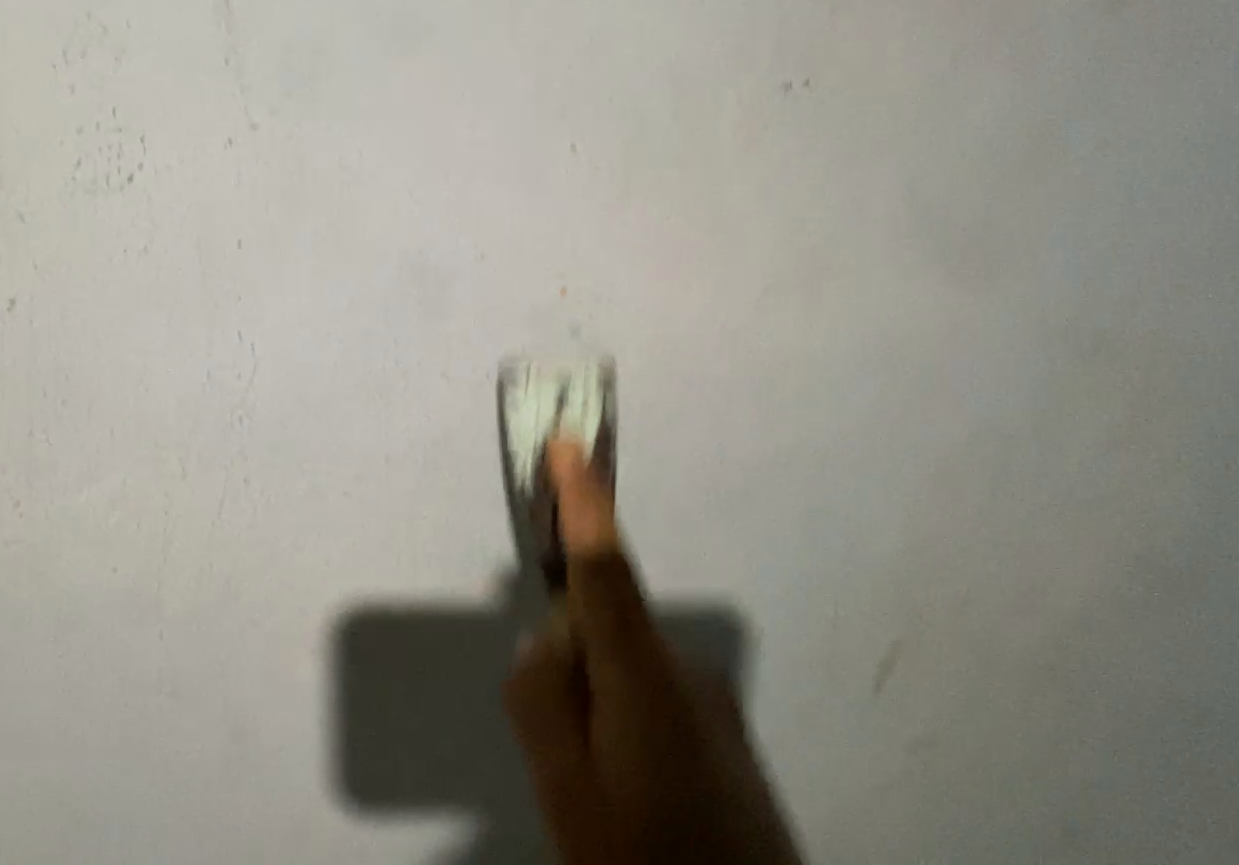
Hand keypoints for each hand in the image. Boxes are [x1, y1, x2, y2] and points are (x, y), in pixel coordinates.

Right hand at [505, 443, 799, 863]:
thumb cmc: (642, 855)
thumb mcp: (563, 787)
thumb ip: (541, 697)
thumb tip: (550, 637)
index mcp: (643, 678)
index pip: (605, 568)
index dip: (584, 502)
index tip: (567, 443)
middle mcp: (686, 670)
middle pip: (601, 624)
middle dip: (566, 659)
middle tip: (560, 748)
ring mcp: (713, 700)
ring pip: (621, 664)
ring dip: (592, 700)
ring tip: (597, 786)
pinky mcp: (725, 729)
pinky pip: (647, 692)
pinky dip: (620, 718)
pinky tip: (628, 790)